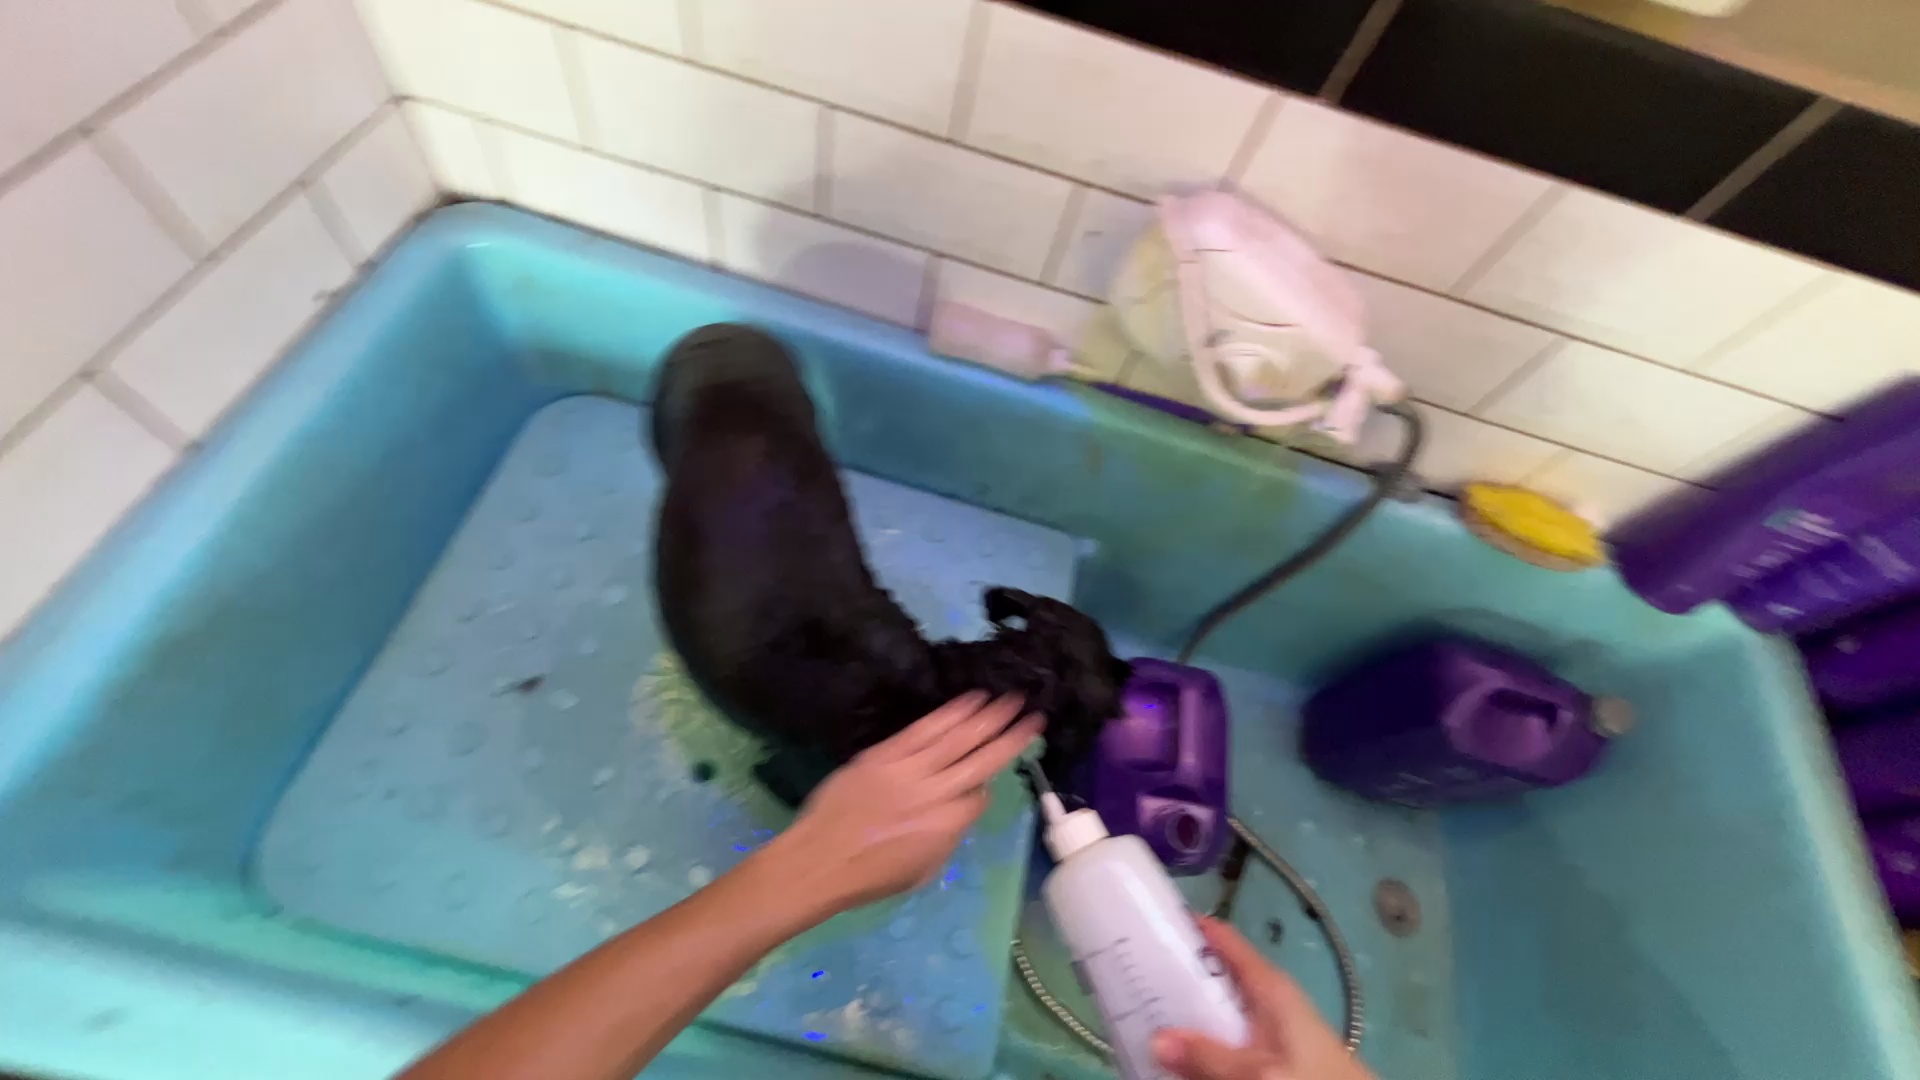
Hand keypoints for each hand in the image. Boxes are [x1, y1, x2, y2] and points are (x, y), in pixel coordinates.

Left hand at [764, 692, 1041, 916]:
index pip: (979, 798)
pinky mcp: (885, 753)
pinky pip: (924, 729)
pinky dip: (949, 712)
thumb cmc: (869, 876)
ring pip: (956, 737)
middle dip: (1010, 735)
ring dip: (987, 715)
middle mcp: (934, 793)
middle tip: (1033, 713)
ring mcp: (909, 769)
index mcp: (946, 827)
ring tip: (1009, 697)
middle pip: (981, 758)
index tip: (986, 783)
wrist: (817, 860)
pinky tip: (969, 700)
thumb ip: (951, 834)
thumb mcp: (924, 869)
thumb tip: (967, 801)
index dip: (984, 789)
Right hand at [1152, 918, 1375, 1079]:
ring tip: (1139, 1015)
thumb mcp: (1260, 1074)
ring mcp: (1269, 1036)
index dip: (1187, 925)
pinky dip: (1202, 1049)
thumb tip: (1154, 1039)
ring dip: (1184, 1018)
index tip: (1145, 921)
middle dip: (1174, 976)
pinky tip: (1175, 1062)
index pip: (1222, 938)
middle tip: (1129, 975)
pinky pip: (1225, 1047)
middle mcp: (1267, 1003)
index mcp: (1269, 987)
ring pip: (1216, 1015)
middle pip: (1213, 977)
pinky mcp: (1270, 1065)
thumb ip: (1209, 1057)